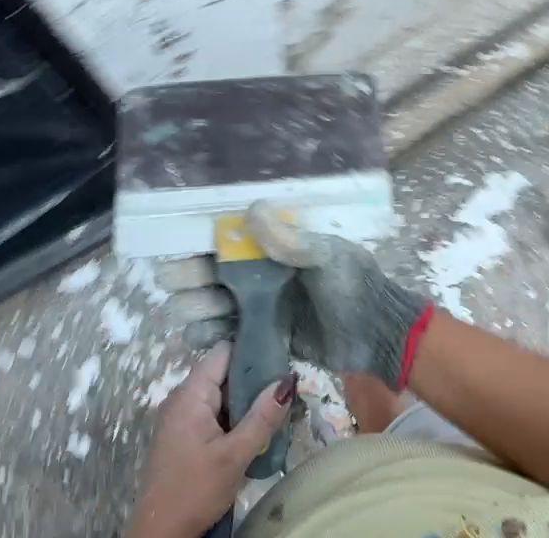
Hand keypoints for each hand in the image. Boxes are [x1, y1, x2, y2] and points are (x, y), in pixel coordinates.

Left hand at [127, 343, 292, 537]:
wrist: (159, 534)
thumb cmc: (195, 491)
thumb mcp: (235, 455)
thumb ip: (262, 417)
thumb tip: (288, 380)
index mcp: (190, 394)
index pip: (223, 352)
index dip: (250, 351)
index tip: (278, 361)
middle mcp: (181, 397)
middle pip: (221, 373)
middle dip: (251, 380)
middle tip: (281, 391)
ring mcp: (178, 416)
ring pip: (218, 395)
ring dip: (242, 402)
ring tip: (272, 410)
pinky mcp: (180, 435)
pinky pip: (209, 412)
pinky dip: (230, 417)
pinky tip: (250, 430)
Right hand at [163, 203, 432, 386]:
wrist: (377, 334)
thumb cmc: (354, 286)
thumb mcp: (327, 257)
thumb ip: (291, 241)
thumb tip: (251, 210)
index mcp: (277, 246)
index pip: (231, 239)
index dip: (202, 240)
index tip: (177, 244)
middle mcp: (263, 273)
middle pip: (215, 272)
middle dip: (190, 274)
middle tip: (171, 281)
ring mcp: (261, 306)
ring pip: (216, 304)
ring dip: (196, 305)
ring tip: (182, 310)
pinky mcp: (264, 335)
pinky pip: (229, 334)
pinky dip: (209, 335)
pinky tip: (196, 336)